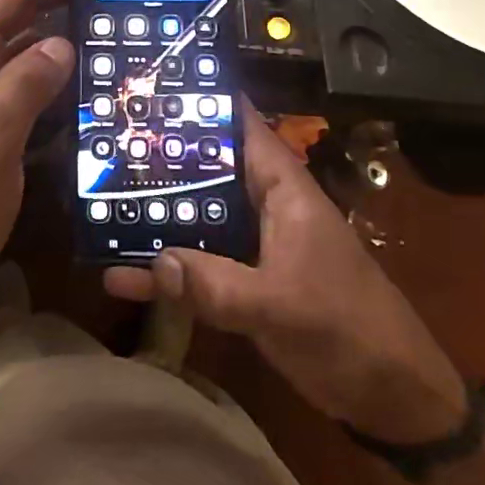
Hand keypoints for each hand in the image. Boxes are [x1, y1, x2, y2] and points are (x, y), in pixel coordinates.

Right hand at [104, 102, 468, 442]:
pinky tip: (118, 276)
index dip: (200, 101)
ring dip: (149, 213)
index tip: (147, 82)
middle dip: (156, 154)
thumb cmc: (353, 333)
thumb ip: (220, 286)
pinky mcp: (237, 281)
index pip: (239, 127)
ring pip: (189, 215)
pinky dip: (159, 268)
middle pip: (202, 168)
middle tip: (100, 137)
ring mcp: (246, 245)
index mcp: (282, 190)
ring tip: (93, 199)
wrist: (390, 403)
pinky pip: (189, 264)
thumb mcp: (287, 307)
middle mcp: (260, 207)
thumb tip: (155, 262)